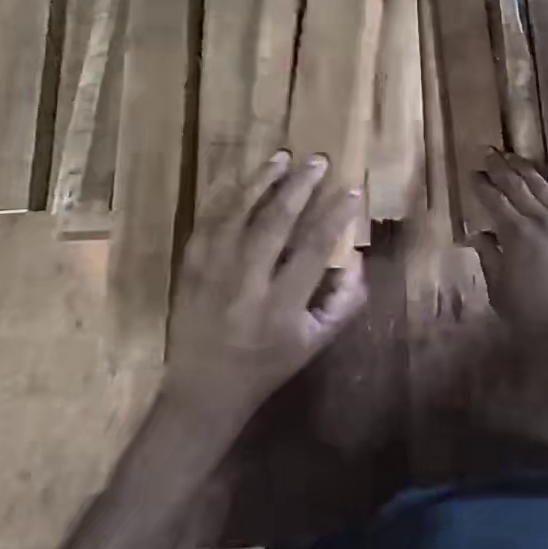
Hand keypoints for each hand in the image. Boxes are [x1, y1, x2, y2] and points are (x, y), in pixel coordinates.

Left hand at [165, 152, 368, 420]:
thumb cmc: (268, 364)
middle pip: (274, 224)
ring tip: (283, 157)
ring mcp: (213, 275)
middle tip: (319, 160)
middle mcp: (246, 285)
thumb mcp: (315, 342)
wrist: (203, 391)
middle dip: (299, 187)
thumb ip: (344, 302)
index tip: (351, 189)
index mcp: (281, 306)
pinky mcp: (191, 270)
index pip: (313, 249)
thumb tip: (357, 259)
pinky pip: (207, 224)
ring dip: (261, 183)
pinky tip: (240, 178)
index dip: (335, 216)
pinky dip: (225, 197)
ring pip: (237, 217)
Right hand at [473, 150, 547, 381]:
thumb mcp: (501, 293)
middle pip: (518, 184)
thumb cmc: (535, 320)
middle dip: (501, 167)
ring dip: (527, 168)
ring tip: (514, 156)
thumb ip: (489, 258)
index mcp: (516, 234)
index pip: (494, 200)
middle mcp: (541, 218)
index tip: (472, 174)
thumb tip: (476, 234)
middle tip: (489, 153)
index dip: (481, 185)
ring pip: (544, 184)